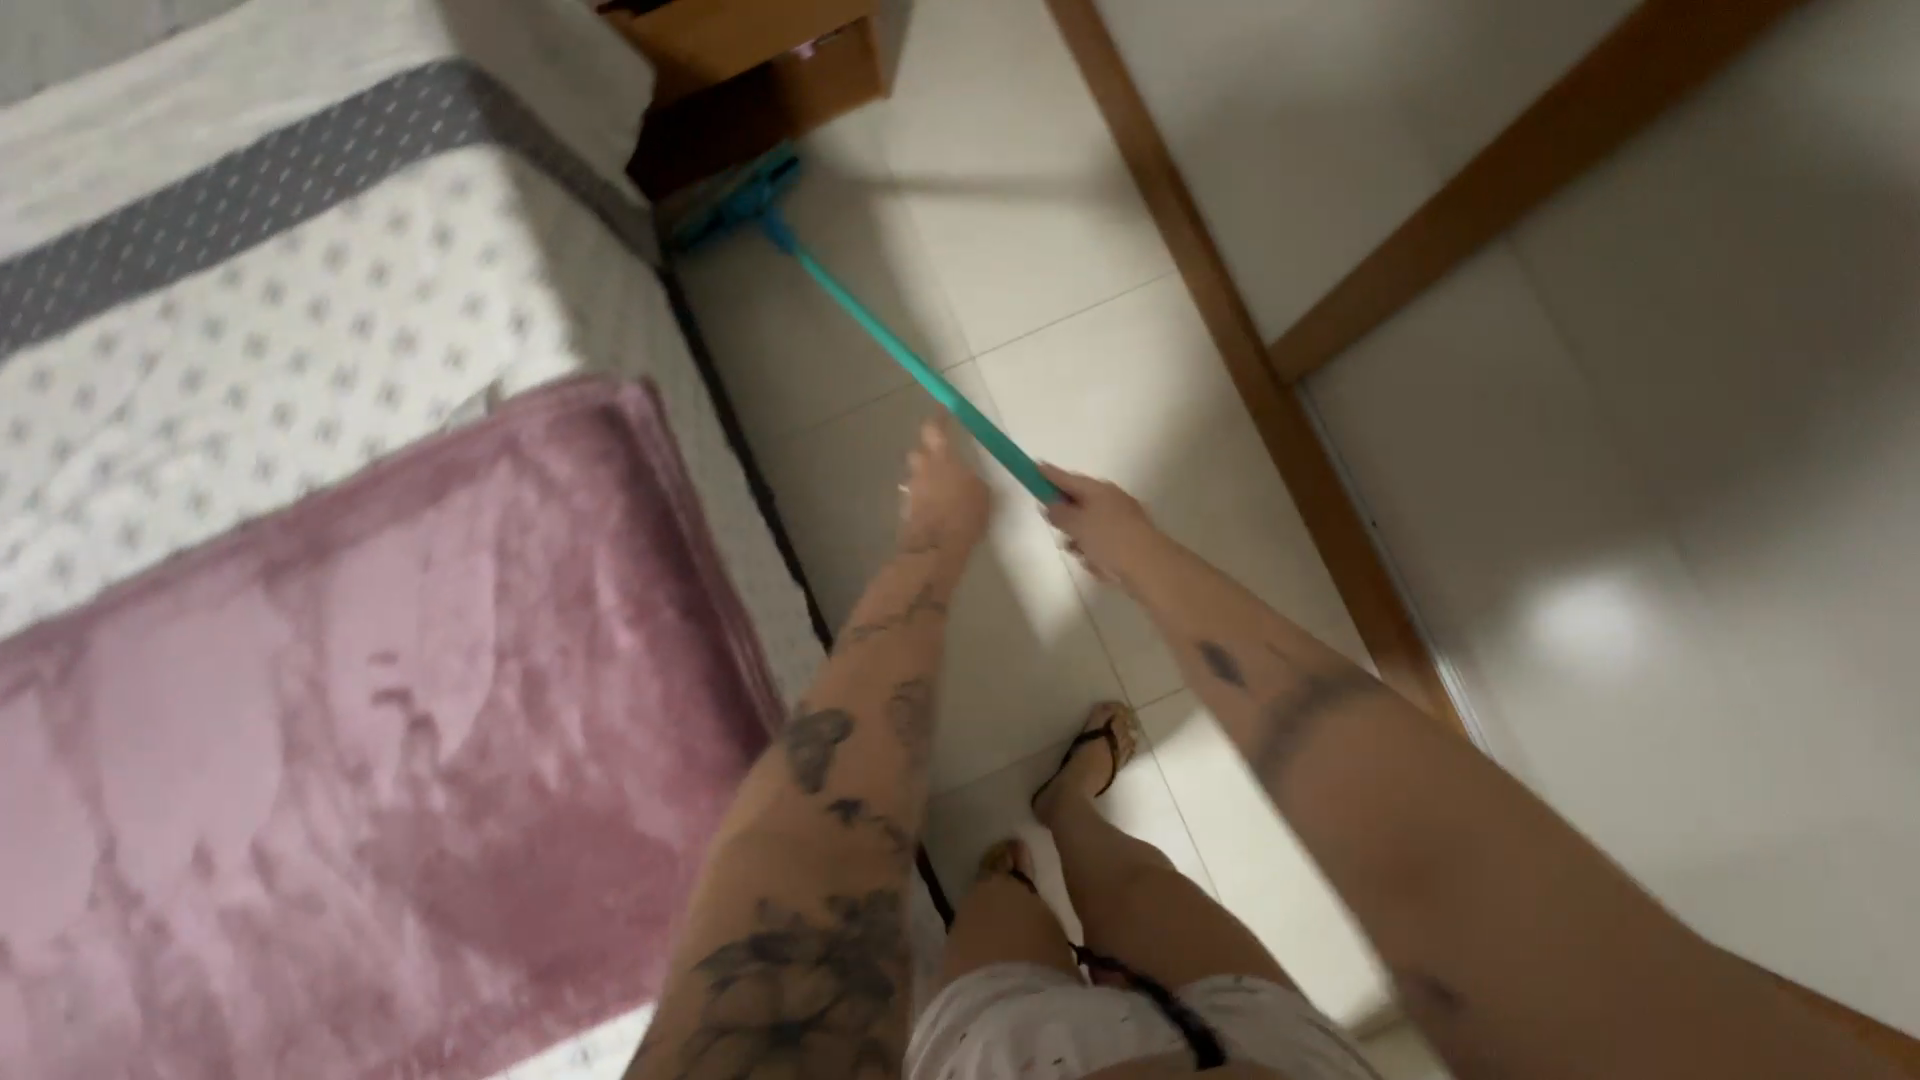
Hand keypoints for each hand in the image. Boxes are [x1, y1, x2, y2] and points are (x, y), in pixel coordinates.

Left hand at [899, 419, 990, 555]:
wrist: (935, 548)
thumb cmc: (965, 516)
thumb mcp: (983, 494)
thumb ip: (973, 479)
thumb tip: (968, 479)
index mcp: (942, 458)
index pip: (934, 428)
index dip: (938, 419)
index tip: (943, 412)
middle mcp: (922, 469)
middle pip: (919, 450)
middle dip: (929, 450)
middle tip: (943, 456)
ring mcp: (911, 489)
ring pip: (916, 474)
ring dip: (926, 476)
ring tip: (942, 486)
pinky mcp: (906, 508)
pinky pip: (916, 495)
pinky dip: (924, 496)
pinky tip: (936, 505)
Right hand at [1038, 464, 1160, 585]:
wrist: (1148, 566)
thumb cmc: (1109, 539)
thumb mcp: (1076, 524)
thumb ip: (1059, 513)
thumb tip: (1049, 503)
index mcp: (1098, 490)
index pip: (1068, 479)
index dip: (1049, 474)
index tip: (1033, 466)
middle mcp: (1110, 501)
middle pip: (1078, 504)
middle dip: (1066, 518)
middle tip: (1057, 527)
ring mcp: (1121, 521)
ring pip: (1088, 527)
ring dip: (1079, 540)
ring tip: (1081, 553)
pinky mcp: (1126, 541)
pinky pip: (1100, 543)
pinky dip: (1094, 551)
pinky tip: (1097, 564)